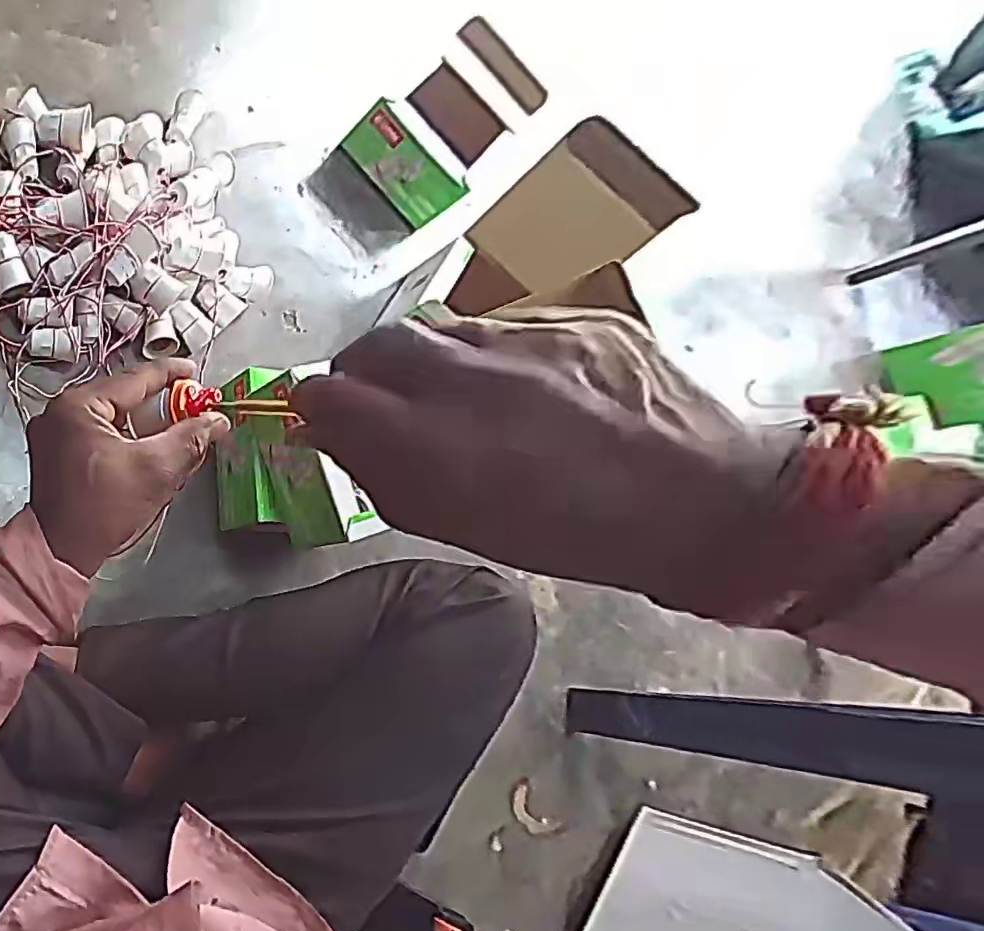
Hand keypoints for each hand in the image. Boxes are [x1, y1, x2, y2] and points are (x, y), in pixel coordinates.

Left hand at [28, 358, 230, 575]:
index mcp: (77, 405)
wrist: (60, 551)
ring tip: (172, 439)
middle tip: (191, 414)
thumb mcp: (154, 470)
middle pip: (122, 398)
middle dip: (160, 407)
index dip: (172, 375)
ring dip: (143, 426)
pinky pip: (97, 435)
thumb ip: (189, 438)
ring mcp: (52, 433)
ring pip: (111, 417)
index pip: (135, 378)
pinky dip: (123, 440)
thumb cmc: (100, 510)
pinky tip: (145, 455)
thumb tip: (215, 420)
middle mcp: (59, 412)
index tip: (196, 375)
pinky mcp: (54, 454)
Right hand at [289, 309, 799, 619]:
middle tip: (365, 394)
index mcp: (434, 441)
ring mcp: (527, 339)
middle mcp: (472, 379)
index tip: (313, 414)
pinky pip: (493, 325)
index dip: (311, 402)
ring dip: (412, 358)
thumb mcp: (444, 520)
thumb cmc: (556, 531)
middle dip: (355, 369)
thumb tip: (325, 433)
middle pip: (375, 344)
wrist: (701, 498)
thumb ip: (374, 472)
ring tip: (433, 387)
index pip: (333, 394)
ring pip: (432, 328)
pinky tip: (499, 382)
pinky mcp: (574, 318)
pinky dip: (473, 352)